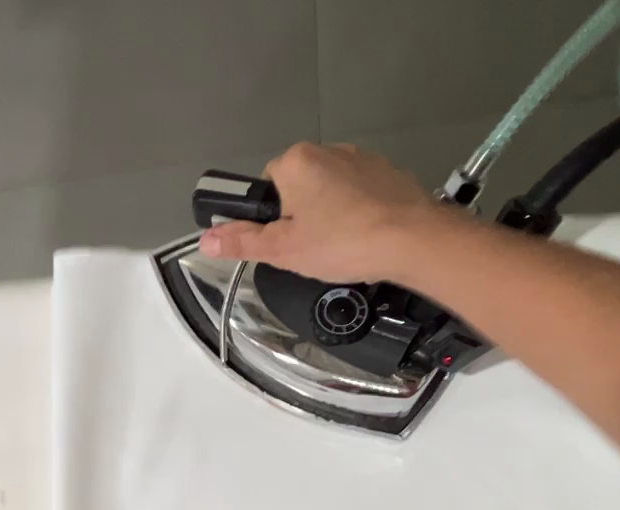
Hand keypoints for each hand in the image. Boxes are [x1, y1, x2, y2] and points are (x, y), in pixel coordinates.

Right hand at [199, 142, 458, 282]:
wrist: (413, 240)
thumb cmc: (342, 242)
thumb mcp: (282, 250)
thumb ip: (242, 242)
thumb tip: (206, 239)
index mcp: (297, 161)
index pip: (266, 184)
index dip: (270, 216)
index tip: (283, 239)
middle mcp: (328, 150)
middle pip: (297, 186)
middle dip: (299, 214)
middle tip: (309, 247)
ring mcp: (362, 159)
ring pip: (329, 191)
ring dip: (328, 214)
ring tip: (339, 246)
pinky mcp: (388, 173)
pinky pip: (358, 194)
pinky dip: (355, 214)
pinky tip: (362, 238)